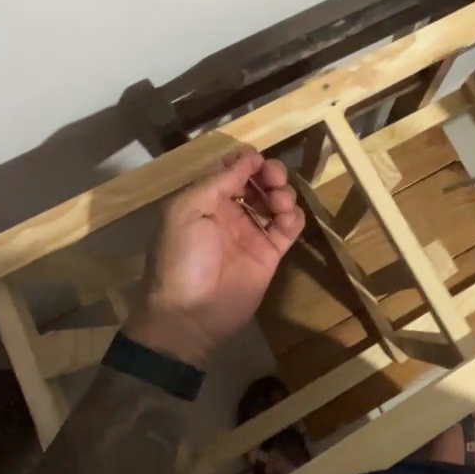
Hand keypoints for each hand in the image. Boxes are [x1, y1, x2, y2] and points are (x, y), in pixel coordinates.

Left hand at [123, 147, 305, 367]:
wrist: (189, 316)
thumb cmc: (181, 258)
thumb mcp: (186, 211)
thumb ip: (218, 182)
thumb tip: (248, 158)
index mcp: (204, 200)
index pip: (230, 170)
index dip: (245, 161)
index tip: (257, 158)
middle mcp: (229, 212)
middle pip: (256, 182)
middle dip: (268, 173)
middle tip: (274, 177)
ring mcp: (251, 233)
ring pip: (275, 200)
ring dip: (282, 192)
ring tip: (279, 201)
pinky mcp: (270, 254)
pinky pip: (289, 226)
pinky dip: (293, 216)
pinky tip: (287, 218)